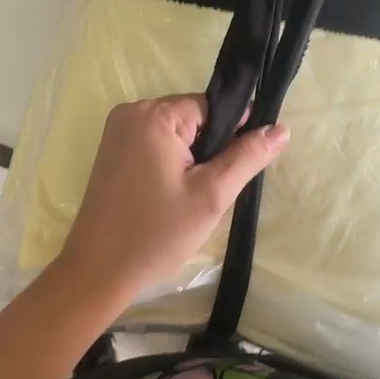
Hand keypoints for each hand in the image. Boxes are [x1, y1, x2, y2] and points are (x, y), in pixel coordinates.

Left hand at [53, 95, 288, 303]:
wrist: (98, 270)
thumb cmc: (156, 233)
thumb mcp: (211, 195)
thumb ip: (247, 157)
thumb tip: (281, 129)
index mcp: (153, 115)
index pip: (213, 107)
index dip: (232, 137)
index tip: (234, 172)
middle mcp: (131, 112)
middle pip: (194, 119)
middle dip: (211, 151)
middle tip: (210, 193)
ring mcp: (117, 132)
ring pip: (177, 135)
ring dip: (193, 162)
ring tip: (191, 198)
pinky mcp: (112, 153)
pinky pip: (157, 146)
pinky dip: (172, 166)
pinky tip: (172, 197)